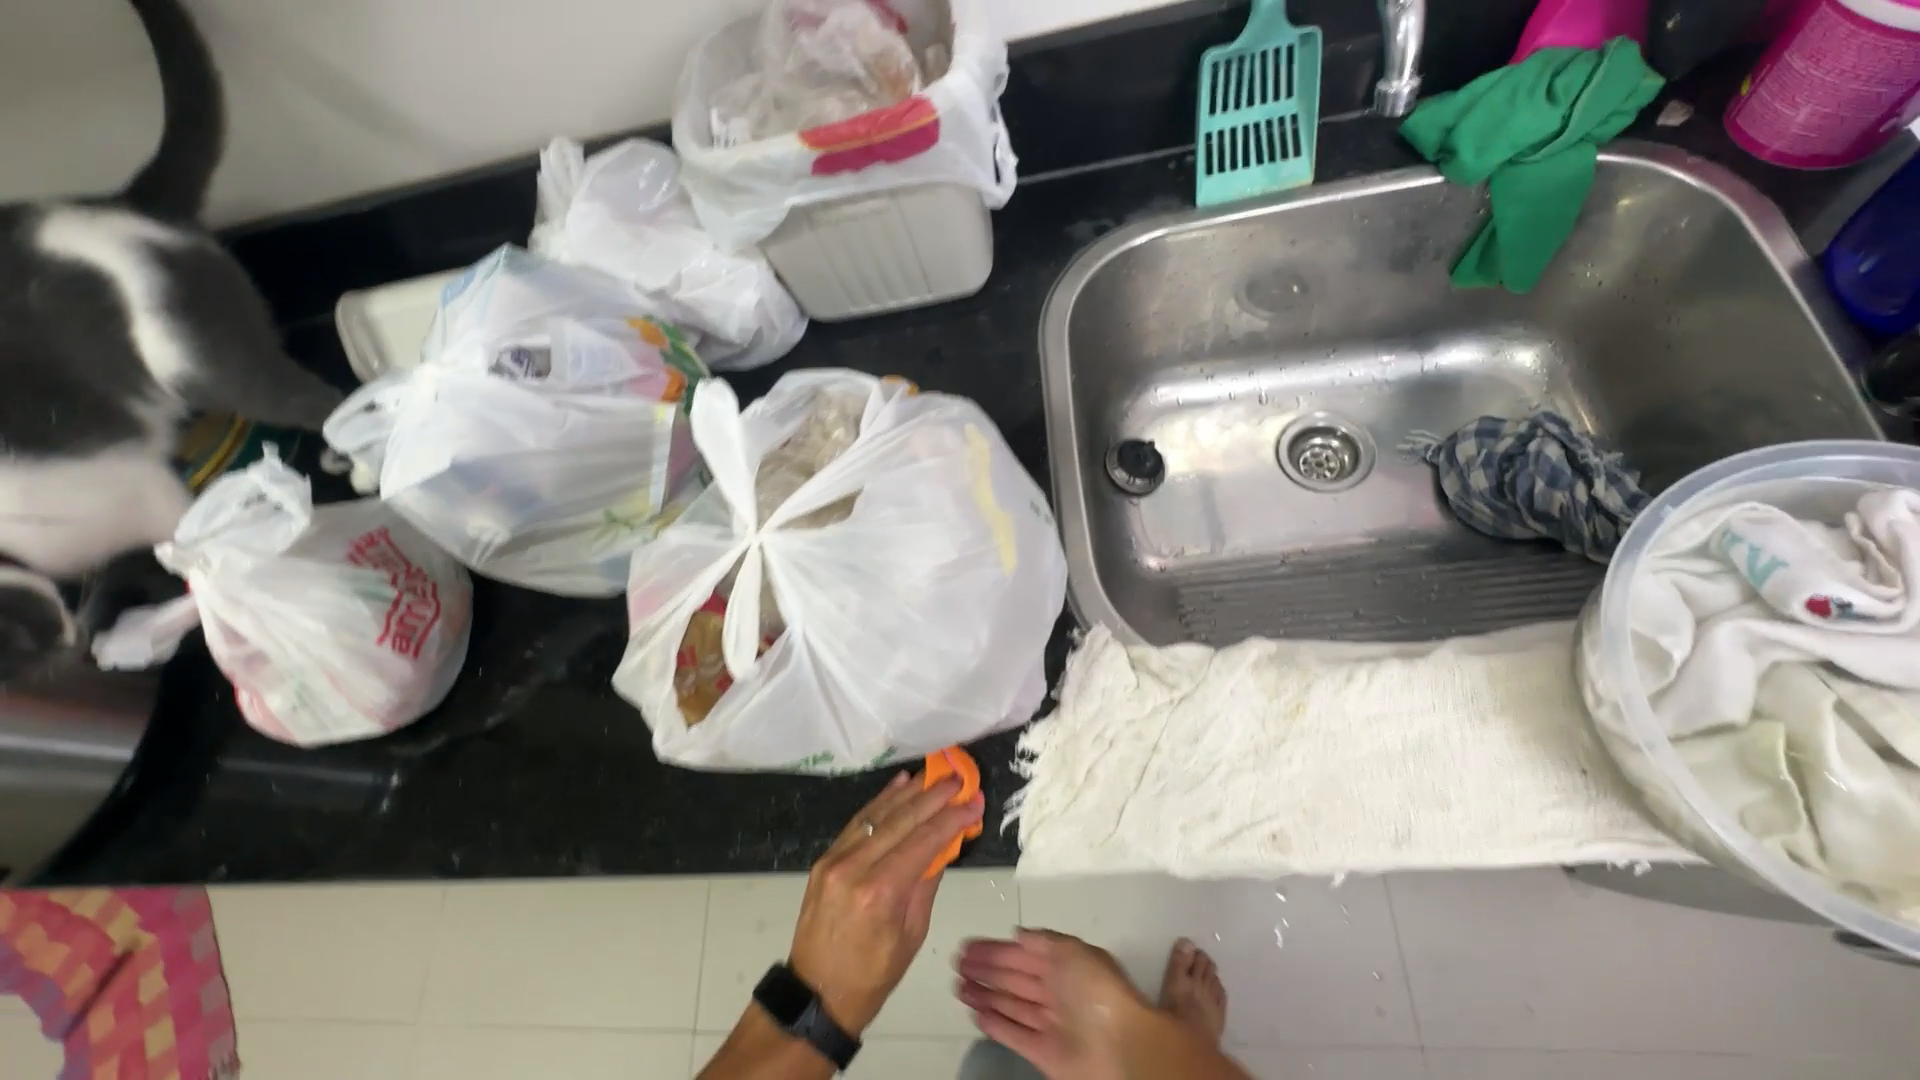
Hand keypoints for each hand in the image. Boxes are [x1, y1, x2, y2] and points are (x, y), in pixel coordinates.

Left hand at [788, 771, 985, 1034]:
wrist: (816, 994)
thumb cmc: (874, 974)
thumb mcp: (912, 933)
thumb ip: (927, 881)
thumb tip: (947, 841)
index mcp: (881, 892)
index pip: (924, 841)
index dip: (952, 817)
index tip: (975, 800)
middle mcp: (854, 867)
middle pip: (901, 820)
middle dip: (934, 796)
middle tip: (960, 778)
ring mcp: (834, 860)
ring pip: (878, 814)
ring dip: (908, 791)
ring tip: (935, 774)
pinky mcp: (825, 859)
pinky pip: (858, 822)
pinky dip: (881, 802)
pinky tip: (899, 785)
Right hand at [955, 929, 1148, 1079]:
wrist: (1122, 1047)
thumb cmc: (1096, 992)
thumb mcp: (1072, 951)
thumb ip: (1042, 941)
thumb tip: (1017, 934)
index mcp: (1064, 965)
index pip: (1022, 954)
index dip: (995, 948)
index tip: (968, 945)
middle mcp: (1055, 992)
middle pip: (1014, 978)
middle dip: (986, 969)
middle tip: (957, 963)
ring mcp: (1049, 1023)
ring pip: (1010, 1005)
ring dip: (985, 995)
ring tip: (959, 986)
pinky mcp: (1044, 1053)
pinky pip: (1015, 1035)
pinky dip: (996, 1025)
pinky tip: (976, 1014)